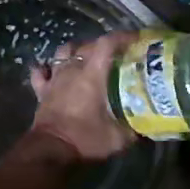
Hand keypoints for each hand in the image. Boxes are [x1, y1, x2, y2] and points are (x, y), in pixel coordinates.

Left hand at [28, 33, 137, 161]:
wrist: (51, 150)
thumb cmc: (86, 139)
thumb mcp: (118, 138)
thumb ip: (135, 128)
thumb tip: (149, 125)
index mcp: (92, 75)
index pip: (107, 44)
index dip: (122, 37)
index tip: (136, 39)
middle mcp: (72, 70)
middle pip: (87, 45)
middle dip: (103, 46)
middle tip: (117, 55)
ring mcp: (54, 79)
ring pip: (63, 52)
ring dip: (76, 51)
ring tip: (87, 59)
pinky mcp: (41, 91)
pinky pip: (41, 72)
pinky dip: (47, 69)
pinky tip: (53, 72)